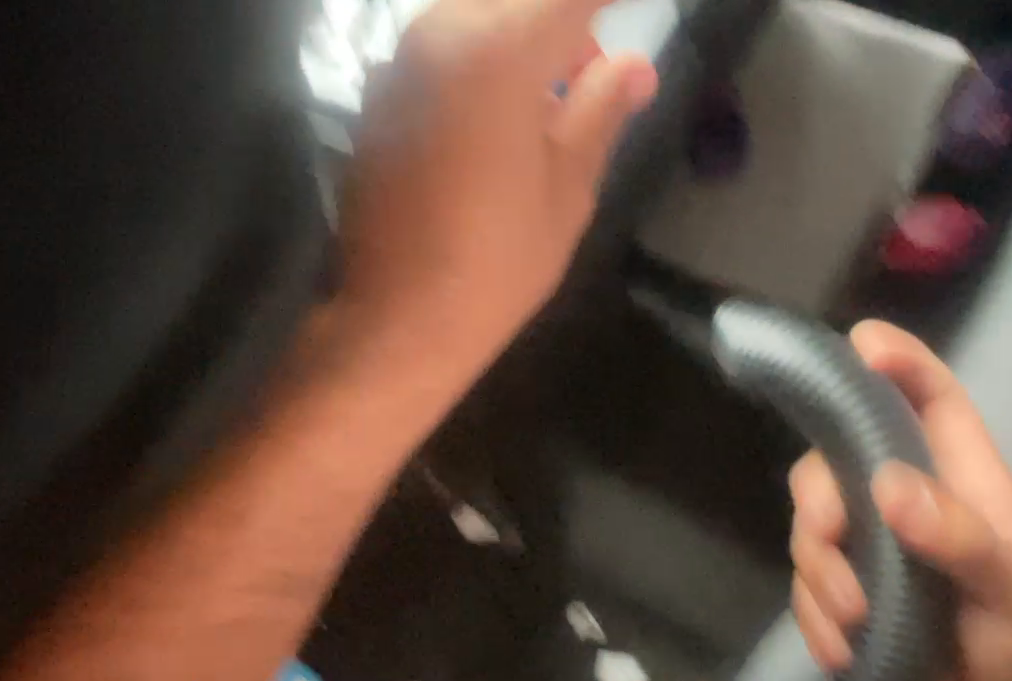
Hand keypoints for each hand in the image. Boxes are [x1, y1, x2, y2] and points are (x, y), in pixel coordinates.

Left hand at [340, 0, 658, 373]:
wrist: (400, 319)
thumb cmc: (497, 265)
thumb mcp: (566, 192)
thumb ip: (600, 113)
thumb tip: (635, 67)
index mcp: (501, 50)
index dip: (606, 8)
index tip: (629, 24)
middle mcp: (441, 33)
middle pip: (517, 1)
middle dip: (562, 27)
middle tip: (593, 78)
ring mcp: (400, 64)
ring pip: (475, 21)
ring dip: (518, 47)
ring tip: (546, 112)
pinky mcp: (376, 99)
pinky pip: (441, 54)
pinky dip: (477, 69)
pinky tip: (493, 131)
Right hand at [788, 323, 1011, 680]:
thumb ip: (962, 539)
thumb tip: (887, 486)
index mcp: (965, 485)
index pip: (933, 402)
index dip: (898, 365)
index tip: (859, 344)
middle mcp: (912, 506)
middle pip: (838, 463)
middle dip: (821, 499)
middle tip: (830, 541)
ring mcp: (876, 554)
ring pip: (812, 528)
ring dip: (816, 573)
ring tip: (851, 625)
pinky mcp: (851, 597)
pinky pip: (806, 586)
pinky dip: (812, 617)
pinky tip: (840, 654)